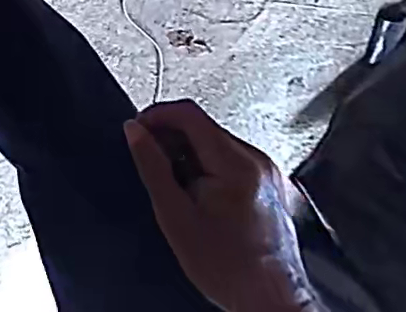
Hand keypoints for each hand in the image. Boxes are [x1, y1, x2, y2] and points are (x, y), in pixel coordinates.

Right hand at [124, 100, 321, 311]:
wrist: (271, 304)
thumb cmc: (230, 269)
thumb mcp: (174, 213)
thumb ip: (150, 163)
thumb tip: (134, 129)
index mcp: (236, 165)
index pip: (187, 113)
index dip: (154, 116)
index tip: (138, 130)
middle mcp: (258, 163)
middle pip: (199, 125)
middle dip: (169, 138)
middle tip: (154, 163)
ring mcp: (267, 174)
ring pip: (211, 140)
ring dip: (185, 153)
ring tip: (178, 186)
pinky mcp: (269, 185)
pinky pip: (226, 157)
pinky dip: (204, 165)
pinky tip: (198, 194)